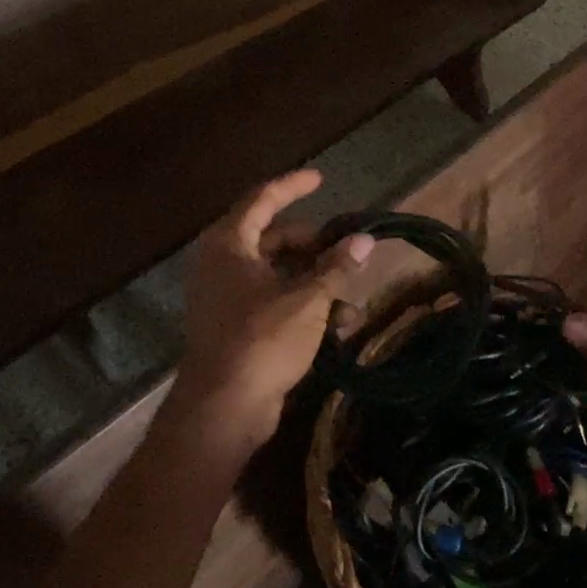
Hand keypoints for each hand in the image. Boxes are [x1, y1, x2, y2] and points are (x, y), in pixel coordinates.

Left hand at [174, 170, 374, 436]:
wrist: (224, 408)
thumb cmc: (262, 340)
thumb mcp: (308, 299)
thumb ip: (336, 267)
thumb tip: (365, 240)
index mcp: (229, 244)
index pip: (262, 199)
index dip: (292, 186)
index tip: (320, 178)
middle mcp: (221, 264)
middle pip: (273, 239)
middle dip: (314, 246)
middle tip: (346, 249)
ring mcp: (225, 298)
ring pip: (278, 274)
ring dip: (315, 282)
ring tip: (350, 296)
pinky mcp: (235, 327)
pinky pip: (273, 303)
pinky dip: (303, 307)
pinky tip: (338, 325)